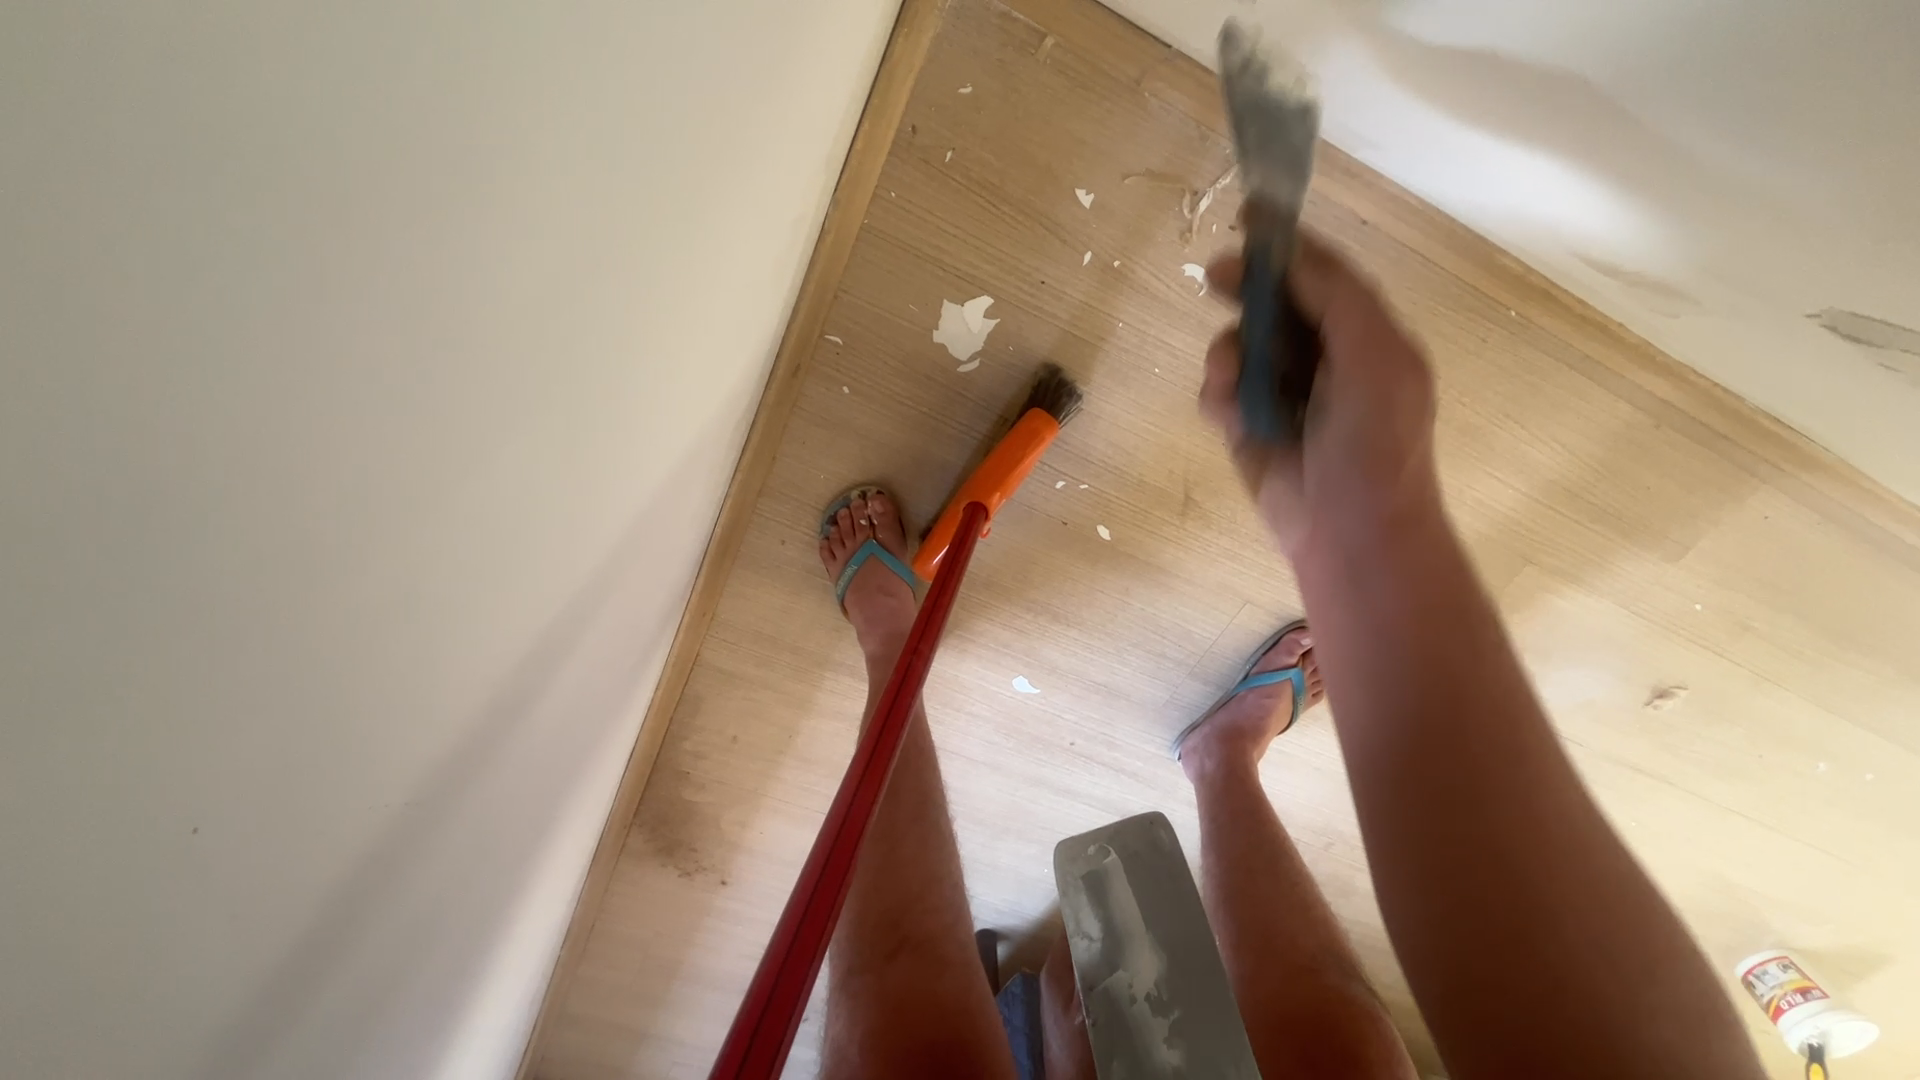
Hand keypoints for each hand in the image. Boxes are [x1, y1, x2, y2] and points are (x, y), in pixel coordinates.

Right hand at [1200, 233, 1439, 556]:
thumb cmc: (1376, 439)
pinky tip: (1226, 410)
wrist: (1349, 528)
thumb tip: (1289, 252)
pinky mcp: (1244, 428)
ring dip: (1229, 351)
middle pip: (1271, 305)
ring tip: (1231, 373)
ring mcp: (1278, 394)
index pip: (1319, 276)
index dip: (1286, 245)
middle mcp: (1319, 358)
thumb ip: (1336, 295)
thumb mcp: (1376, 352)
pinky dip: (1216, 395)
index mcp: (1362, 334)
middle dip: (1244, 289)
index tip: (1249, 214)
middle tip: (1216, 275)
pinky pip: (1216, 393)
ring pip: (1237, 346)